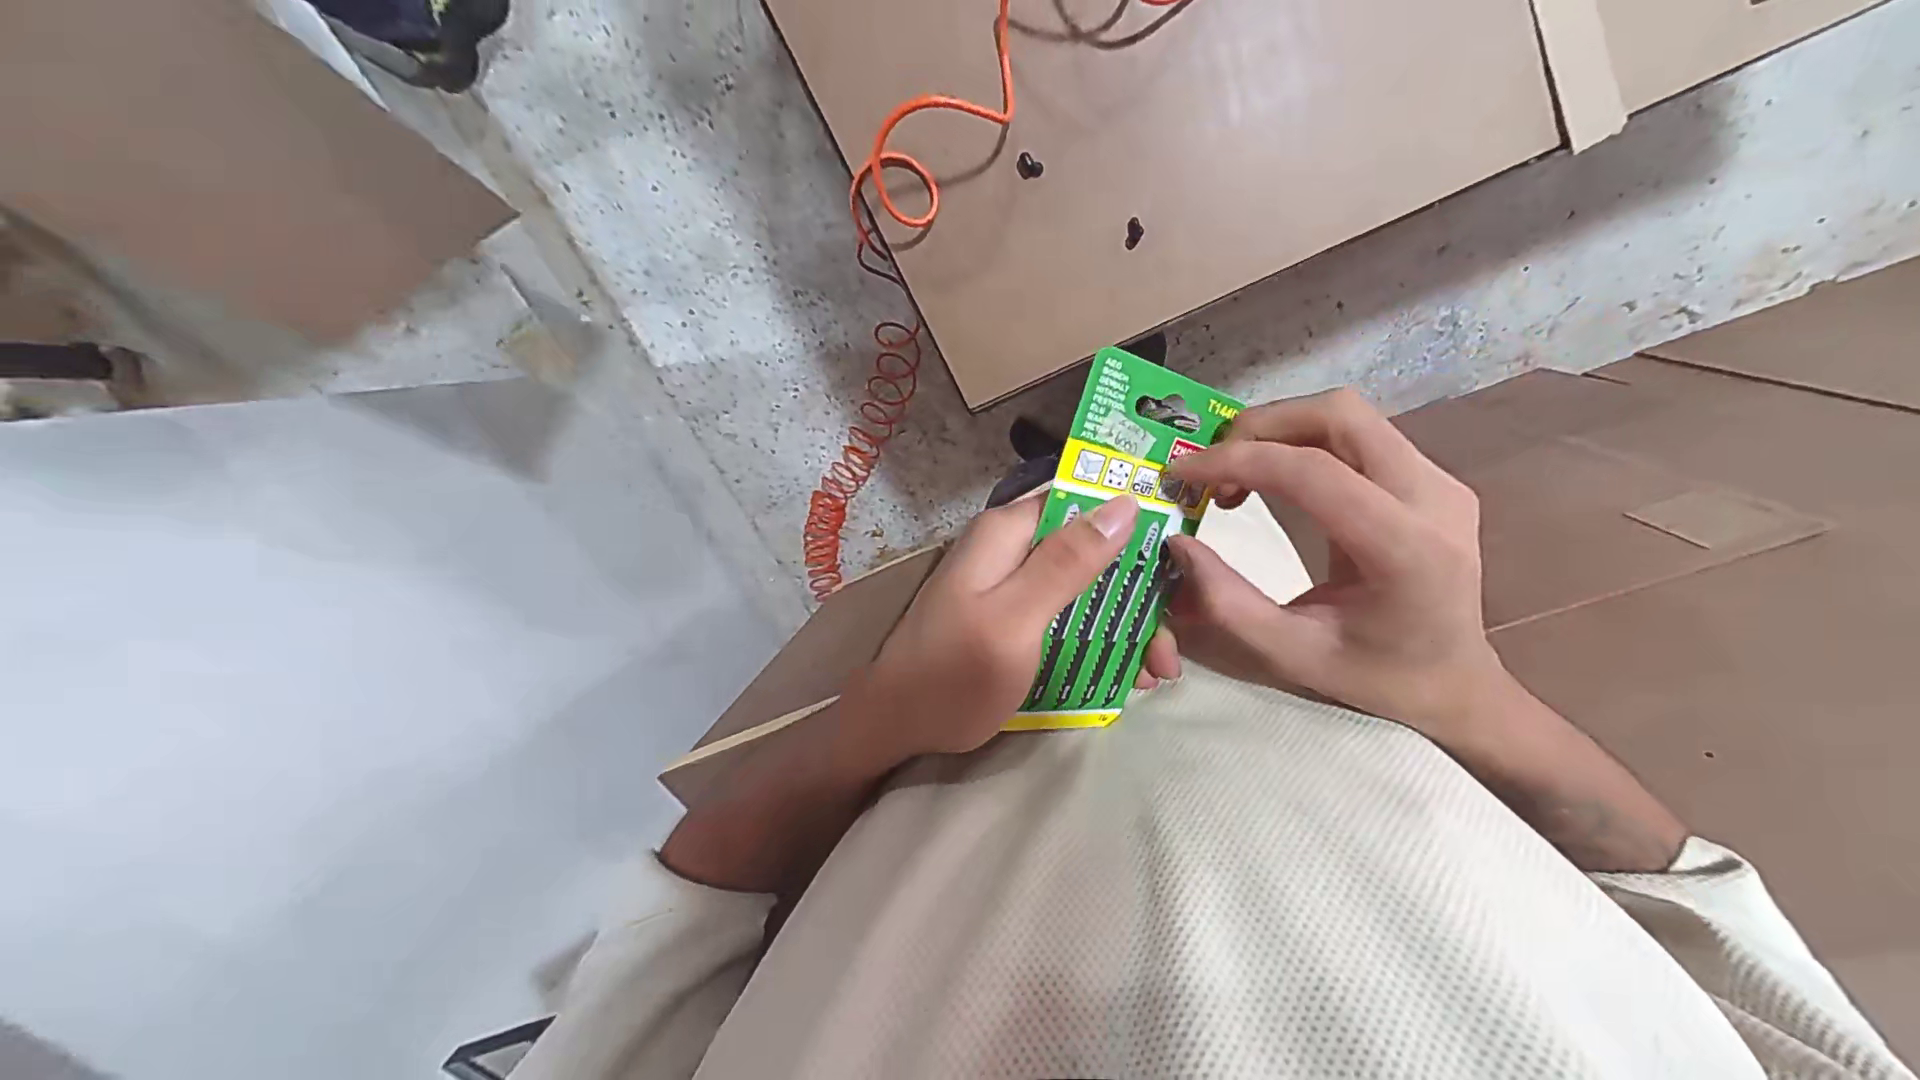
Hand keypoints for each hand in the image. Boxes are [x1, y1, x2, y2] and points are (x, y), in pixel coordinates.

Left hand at [848, 491, 1140, 761]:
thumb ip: (1066, 562)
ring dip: (1123, 625)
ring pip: (1085, 588)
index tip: (1177, 556)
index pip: (1081, 501)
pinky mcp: (1014, 619)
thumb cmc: (954, 675)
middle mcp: (1011, 550)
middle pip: (1091, 551)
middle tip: (1169, 645)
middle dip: (1135, 594)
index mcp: (1008, 534)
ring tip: (1156, 672)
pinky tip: (1124, 675)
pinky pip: (1067, 617)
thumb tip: (1122, 504)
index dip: (1132, 521)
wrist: (897, 727)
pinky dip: (1098, 642)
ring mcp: (1011, 587)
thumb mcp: (1016, 618)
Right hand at [1161, 387, 1508, 738]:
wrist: (1453, 681)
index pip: (1314, 471)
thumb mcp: (1287, 652)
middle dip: (1259, 427)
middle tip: (1210, 467)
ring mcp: (1438, 481)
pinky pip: (1355, 434)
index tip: (1180, 473)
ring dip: (1277, 430)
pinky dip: (1299, 442)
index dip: (1237, 460)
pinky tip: (1273, 478)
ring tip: (1236, 474)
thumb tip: (1178, 541)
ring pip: (1346, 415)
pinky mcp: (1429, 477)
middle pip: (1338, 415)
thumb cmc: (1372, 675)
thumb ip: (1226, 602)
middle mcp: (1432, 498)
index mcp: (1404, 549)